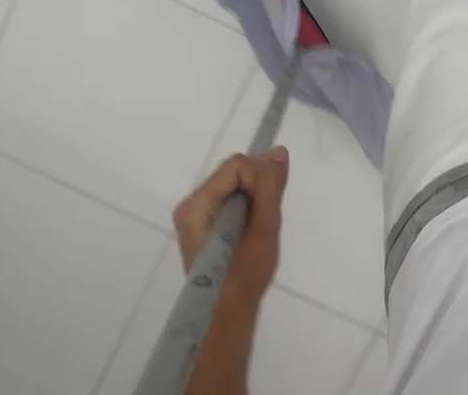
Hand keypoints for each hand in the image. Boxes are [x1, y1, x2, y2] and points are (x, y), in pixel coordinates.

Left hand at [174, 147, 288, 298]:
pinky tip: (250, 228)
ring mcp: (193, 215)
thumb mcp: (265, 226)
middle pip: (233, 171)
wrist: (226, 315)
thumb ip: (270, 185)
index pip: (237, 165)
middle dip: (256, 186)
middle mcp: (189, 204)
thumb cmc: (245, 273)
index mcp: (197, 205)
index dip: (260, 178)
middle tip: (266, 215)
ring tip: (259, 224)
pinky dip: (245, 205)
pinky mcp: (201, 224)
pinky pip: (228, 196)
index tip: (267, 206)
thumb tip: (278, 151)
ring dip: (253, 196)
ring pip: (233, 182)